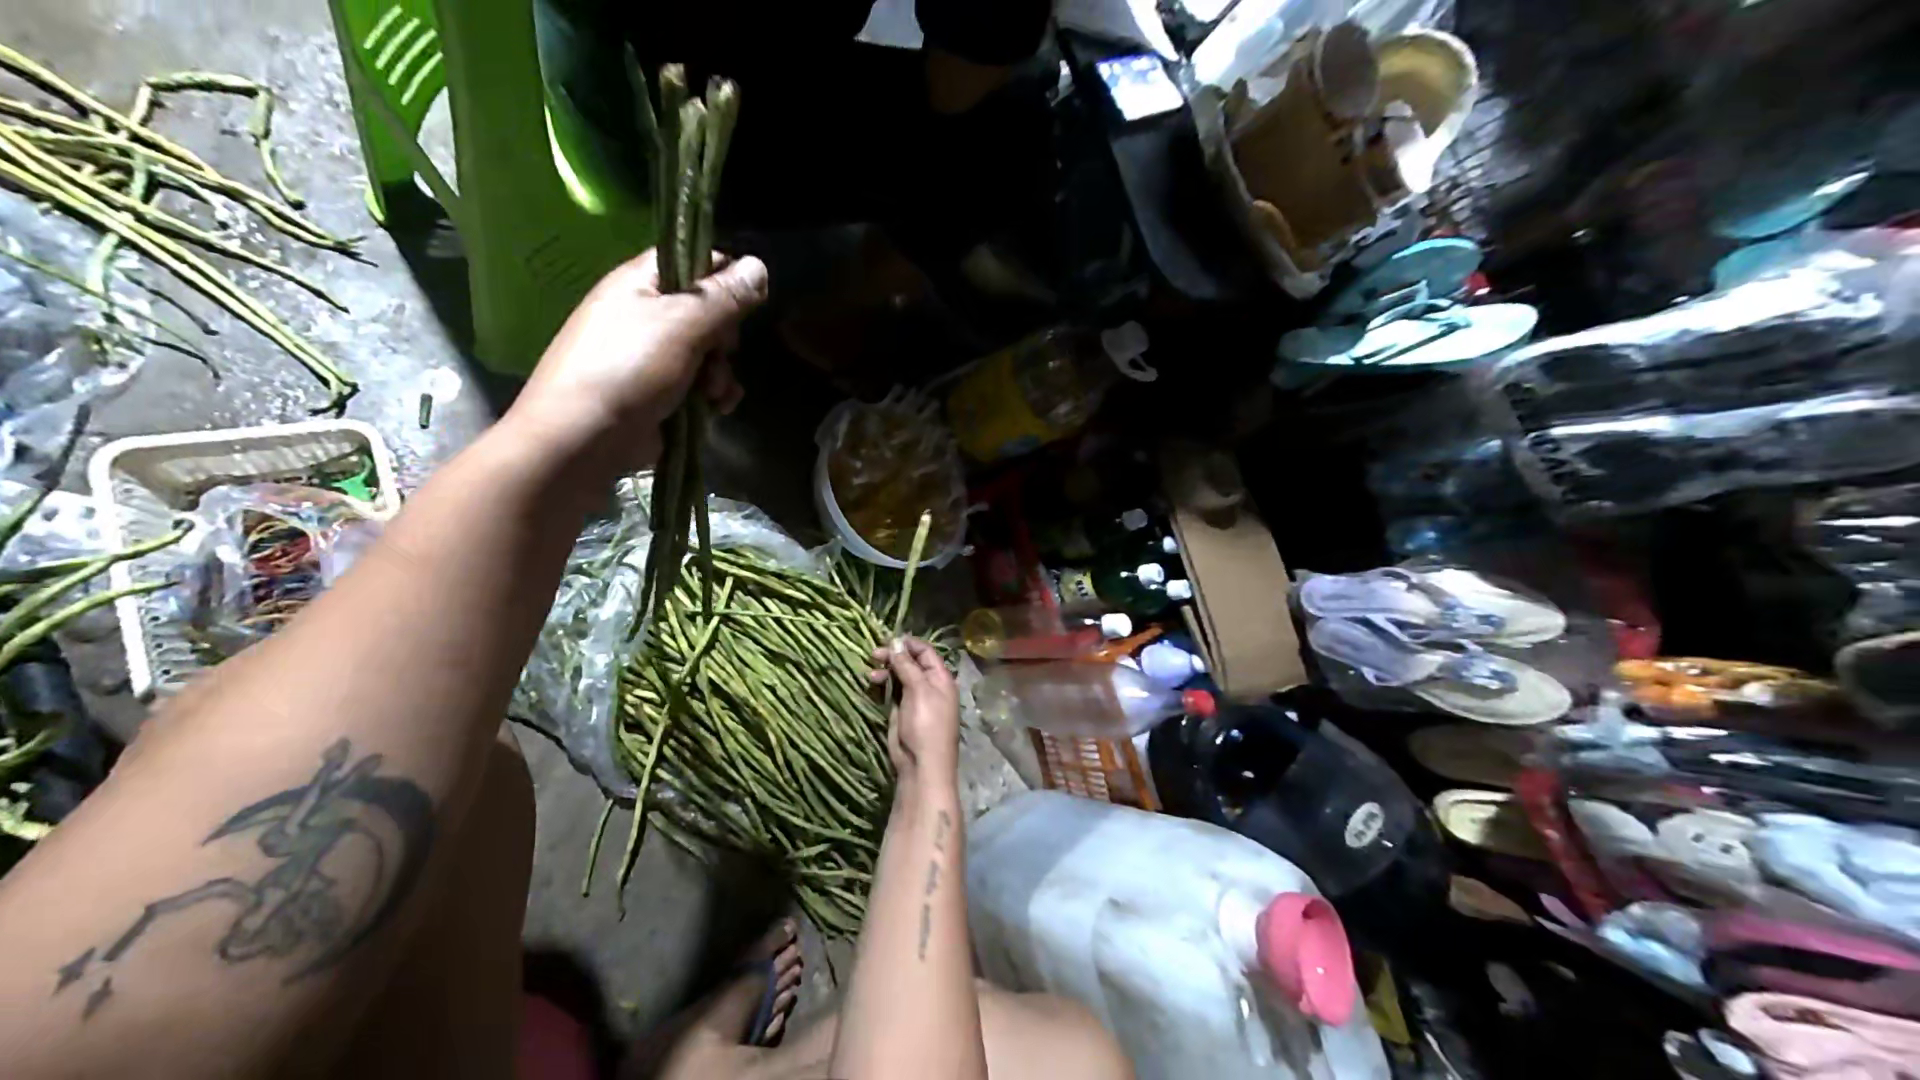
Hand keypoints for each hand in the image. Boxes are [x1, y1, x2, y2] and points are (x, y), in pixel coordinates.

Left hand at [506, 248, 767, 473]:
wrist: (584, 438)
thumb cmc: (629, 369)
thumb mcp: (683, 324)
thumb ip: (725, 296)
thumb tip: (759, 265)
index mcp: (642, 282)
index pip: (695, 260)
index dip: (724, 279)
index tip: (741, 303)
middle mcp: (648, 314)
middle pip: (710, 312)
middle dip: (725, 338)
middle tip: (719, 352)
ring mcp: (655, 356)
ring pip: (711, 354)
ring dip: (721, 374)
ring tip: (711, 393)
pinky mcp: (662, 392)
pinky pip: (702, 385)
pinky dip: (713, 396)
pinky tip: (715, 409)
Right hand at [869, 638, 959, 788]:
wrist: (921, 763)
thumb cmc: (926, 724)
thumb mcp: (919, 690)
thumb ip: (907, 666)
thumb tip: (896, 642)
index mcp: (941, 677)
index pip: (926, 651)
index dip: (908, 644)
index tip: (888, 639)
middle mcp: (929, 685)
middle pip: (911, 662)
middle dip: (893, 656)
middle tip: (873, 654)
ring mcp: (915, 698)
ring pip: (899, 675)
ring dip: (886, 670)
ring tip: (871, 673)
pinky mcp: (902, 710)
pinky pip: (892, 690)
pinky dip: (883, 684)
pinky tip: (872, 682)